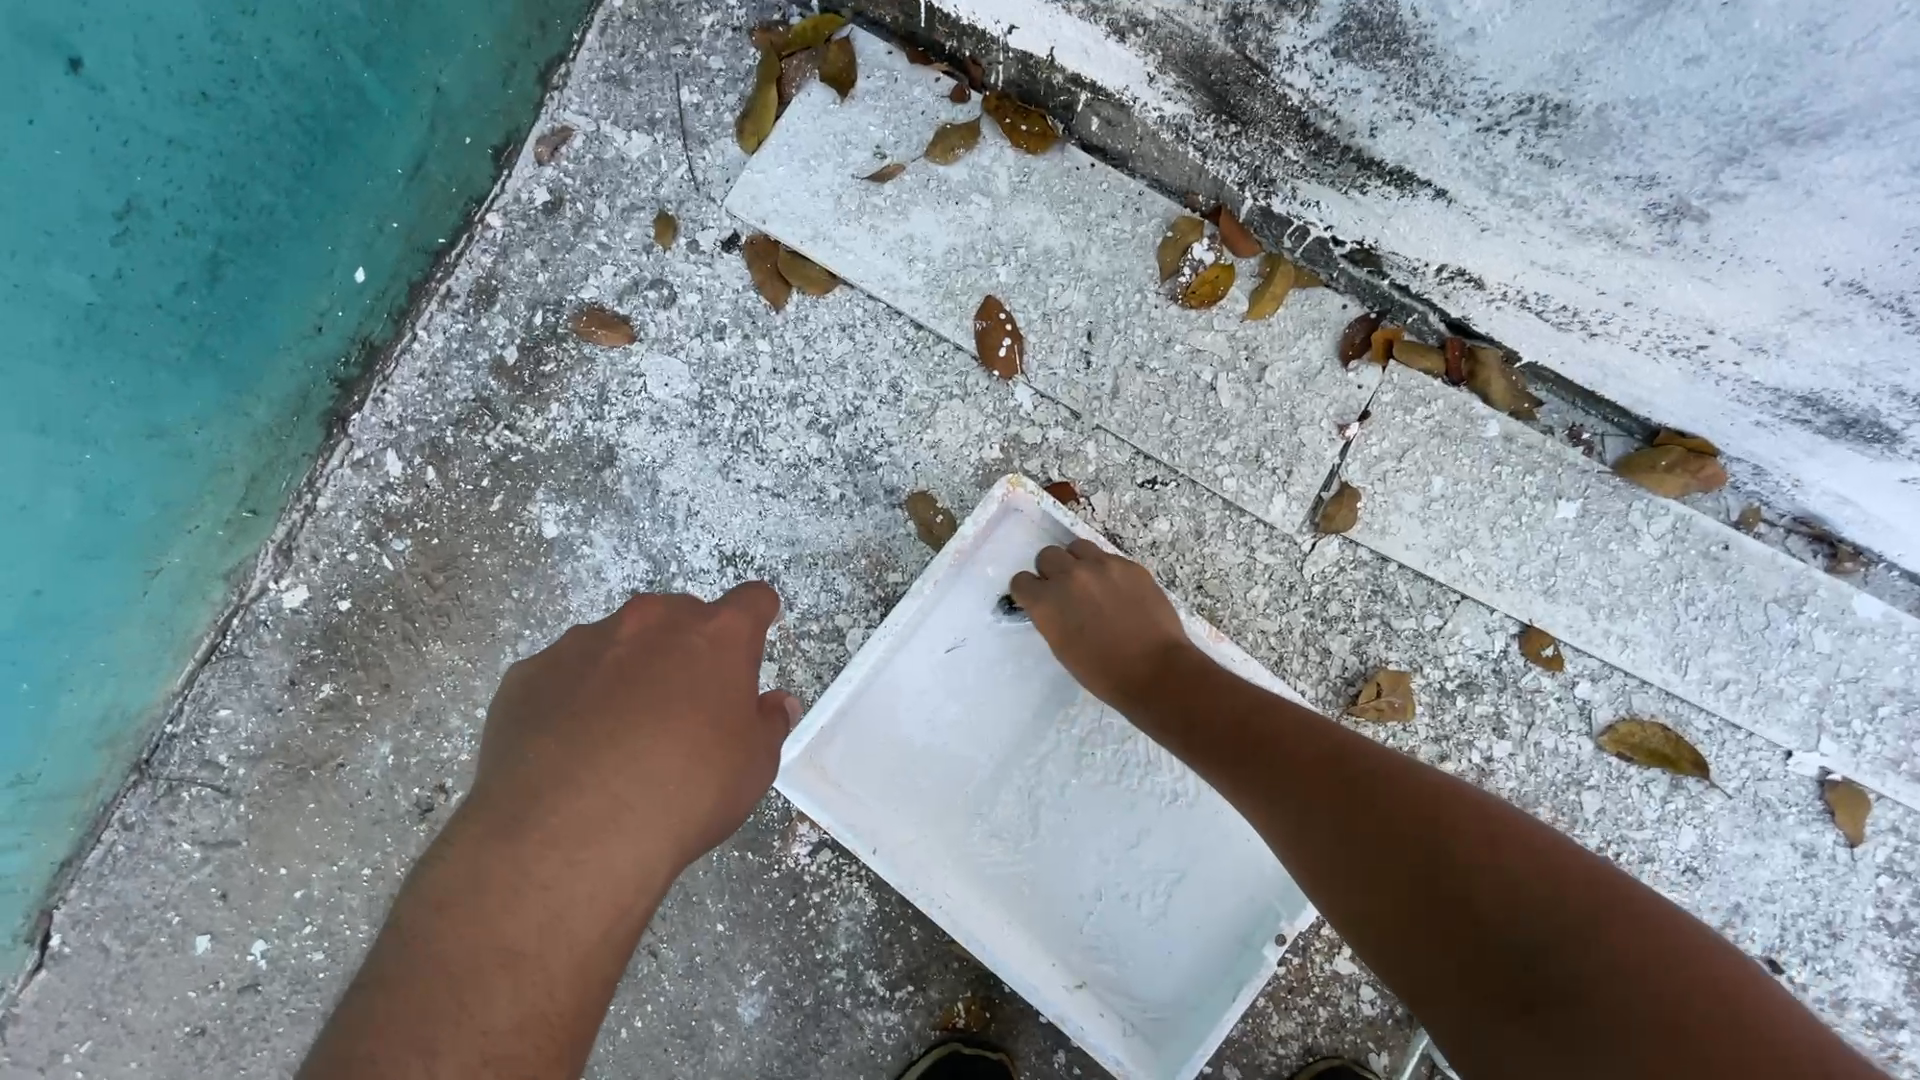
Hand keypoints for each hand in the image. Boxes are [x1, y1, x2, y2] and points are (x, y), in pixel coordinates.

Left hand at [466, 582, 797, 875]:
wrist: (570, 833)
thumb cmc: (685, 792)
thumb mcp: (754, 766)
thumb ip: (768, 724)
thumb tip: (774, 704)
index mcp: (716, 635)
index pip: (752, 601)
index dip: (758, 618)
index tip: (754, 640)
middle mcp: (651, 622)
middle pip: (680, 617)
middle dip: (688, 649)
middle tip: (685, 706)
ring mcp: (583, 642)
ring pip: (618, 643)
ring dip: (628, 671)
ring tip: (619, 735)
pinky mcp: (529, 673)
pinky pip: (564, 675)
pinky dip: (575, 698)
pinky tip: (572, 749)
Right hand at [1009, 540, 1206, 710]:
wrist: (1155, 670)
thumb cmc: (1102, 672)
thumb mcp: (1061, 647)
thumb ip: (1051, 616)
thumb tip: (1054, 604)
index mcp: (1047, 602)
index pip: (1021, 581)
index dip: (1029, 591)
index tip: (1039, 600)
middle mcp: (1069, 576)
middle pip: (1047, 556)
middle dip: (1052, 572)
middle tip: (1066, 592)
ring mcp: (1102, 566)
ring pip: (1077, 547)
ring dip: (1077, 562)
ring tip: (1091, 583)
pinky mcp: (1129, 565)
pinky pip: (1108, 558)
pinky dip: (1107, 571)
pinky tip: (1120, 592)